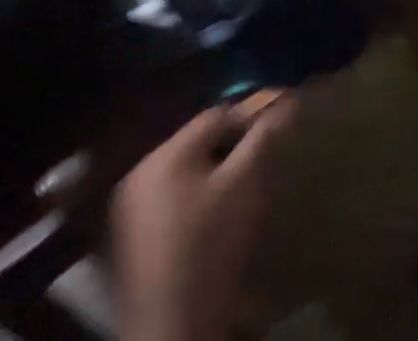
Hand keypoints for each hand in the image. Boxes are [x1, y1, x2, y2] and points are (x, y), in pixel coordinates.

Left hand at [111, 92, 297, 340]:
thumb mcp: (246, 185)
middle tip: (260, 168)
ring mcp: (130, 205)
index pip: (216, 116)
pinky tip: (214, 221)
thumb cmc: (212, 246)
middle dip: (232, 149)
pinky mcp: (132, 234)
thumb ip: (264, 139)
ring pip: (185, 171)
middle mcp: (139, 172)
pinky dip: (196, 198)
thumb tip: (287, 100)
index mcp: (165, 155)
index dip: (250, 119)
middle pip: (198, 143)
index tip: (276, 134)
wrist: (172, 323)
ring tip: (241, 194)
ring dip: (215, 174)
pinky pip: (172, 197)